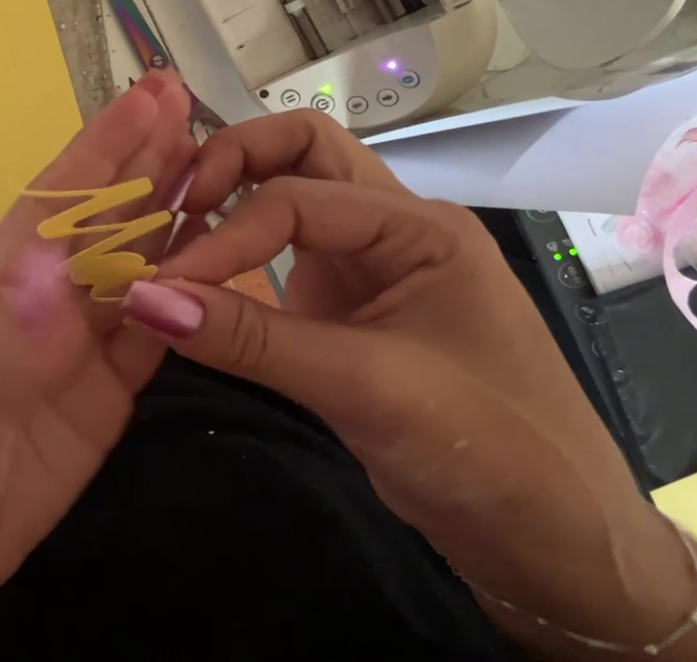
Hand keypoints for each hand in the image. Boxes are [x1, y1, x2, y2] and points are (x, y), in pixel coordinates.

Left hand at [0, 71, 196, 632]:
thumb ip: (8, 349)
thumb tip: (56, 275)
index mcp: (0, 297)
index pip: (56, 208)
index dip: (98, 151)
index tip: (142, 100)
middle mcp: (41, 309)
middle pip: (99, 222)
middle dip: (137, 159)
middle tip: (182, 99)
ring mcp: (75, 350)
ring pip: (132, 265)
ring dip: (167, 212)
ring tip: (211, 160)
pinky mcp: (103, 395)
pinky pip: (151, 330)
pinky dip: (182, 290)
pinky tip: (213, 259)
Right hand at [125, 110, 696, 651]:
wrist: (556, 545)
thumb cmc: (490, 453)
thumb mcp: (365, 388)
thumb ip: (248, 338)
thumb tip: (139, 297)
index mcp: (420, 228)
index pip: (295, 198)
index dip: (225, 234)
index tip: (164, 281)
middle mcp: (393, 228)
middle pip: (303, 150)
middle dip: (232, 159)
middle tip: (172, 202)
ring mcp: (368, 265)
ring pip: (290, 190)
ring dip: (231, 192)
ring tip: (173, 224)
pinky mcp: (343, 305)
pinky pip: (280, 249)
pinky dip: (233, 245)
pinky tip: (197, 270)